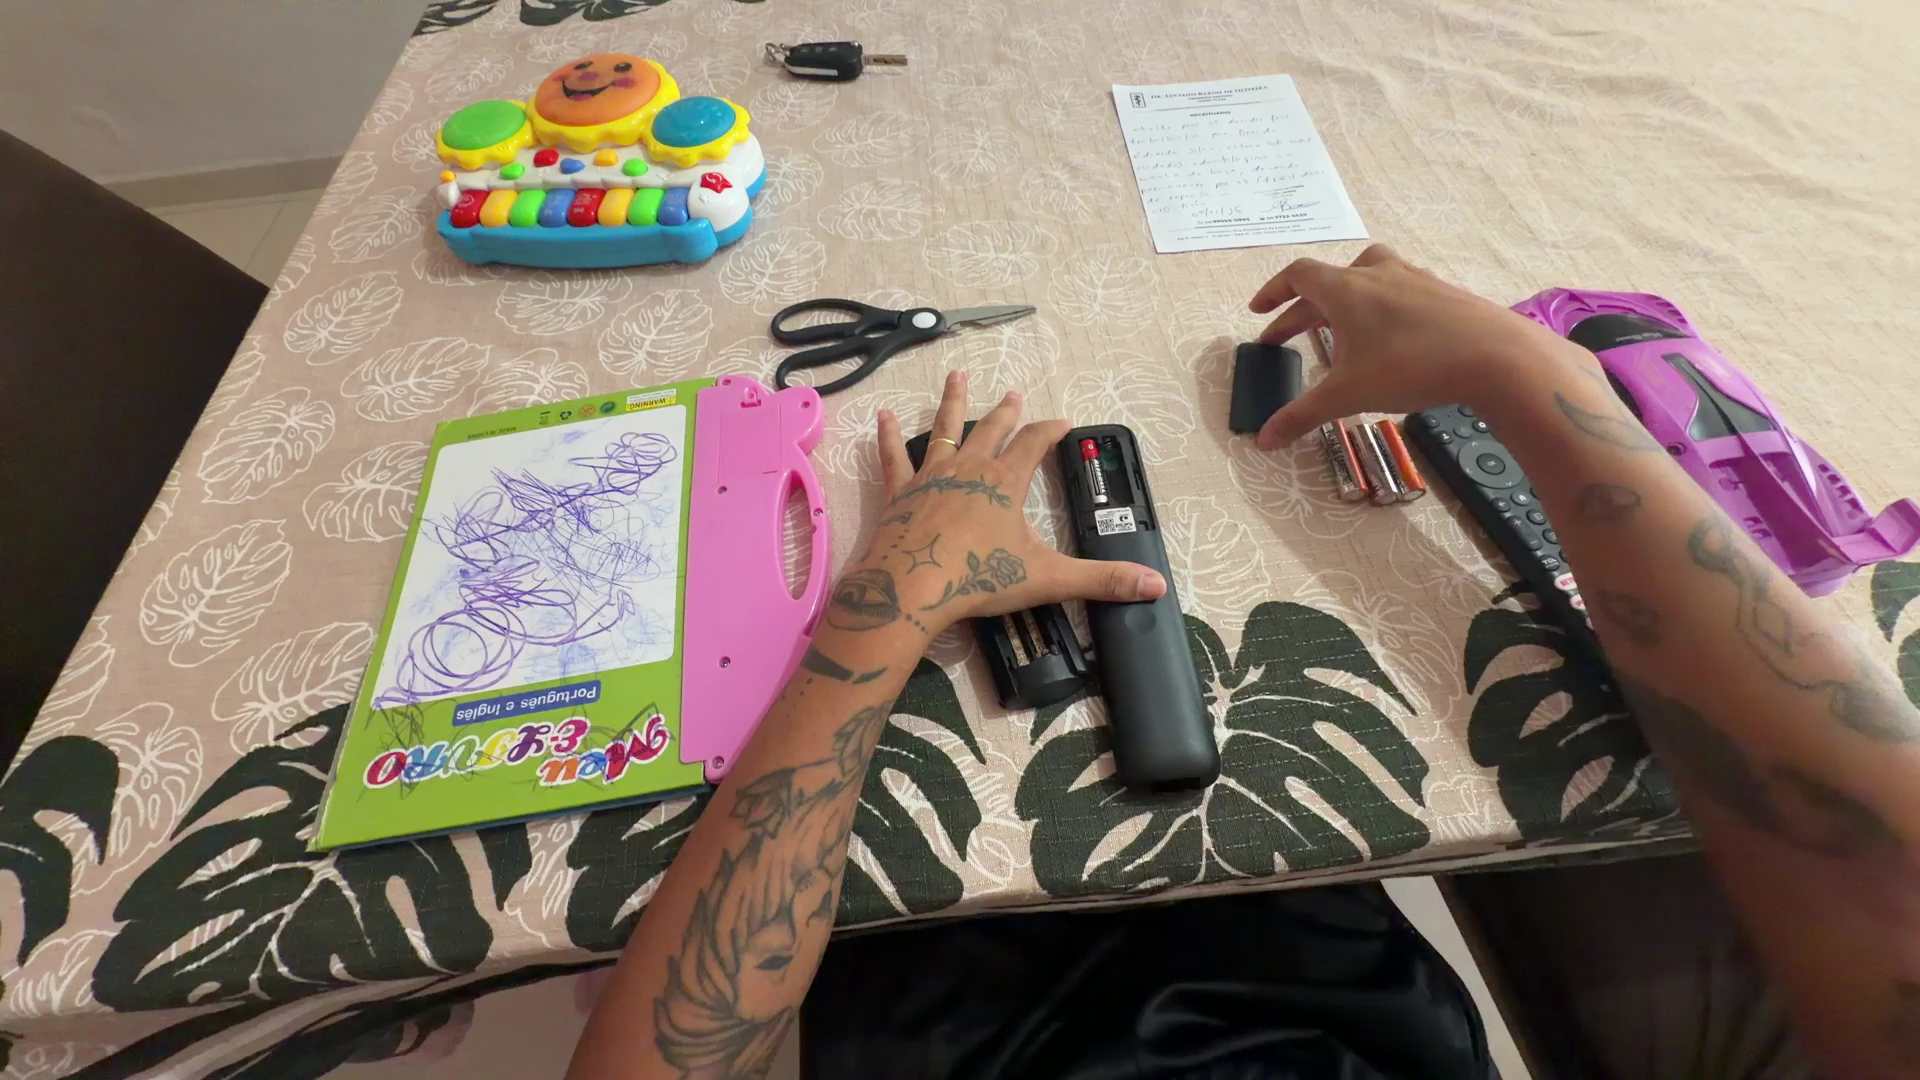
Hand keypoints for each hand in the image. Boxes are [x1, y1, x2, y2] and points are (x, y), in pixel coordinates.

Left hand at [835, 371, 1166, 638]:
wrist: (913, 588)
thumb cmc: (979, 578)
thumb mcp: (1048, 578)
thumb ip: (1102, 580)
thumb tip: (1155, 585)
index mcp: (1005, 481)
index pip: (1035, 444)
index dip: (1050, 429)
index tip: (1062, 420)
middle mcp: (969, 468)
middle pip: (992, 429)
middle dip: (1006, 412)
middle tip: (1013, 393)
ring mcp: (930, 475)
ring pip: (944, 430)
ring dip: (952, 403)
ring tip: (956, 378)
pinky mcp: (899, 492)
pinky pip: (893, 457)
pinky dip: (888, 437)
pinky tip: (882, 417)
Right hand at [1247, 243, 1597, 448]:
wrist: (1500, 358)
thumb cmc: (1412, 367)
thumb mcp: (1347, 396)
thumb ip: (1301, 415)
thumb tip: (1264, 439)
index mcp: (1346, 290)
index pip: (1298, 276)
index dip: (1273, 292)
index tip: (1258, 311)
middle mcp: (1378, 275)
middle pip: (1326, 282)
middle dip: (1298, 312)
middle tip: (1282, 339)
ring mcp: (1414, 280)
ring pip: (1365, 278)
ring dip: (1340, 301)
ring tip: (1334, 328)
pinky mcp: (1442, 293)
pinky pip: (1396, 290)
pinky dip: (1375, 307)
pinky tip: (1382, 337)